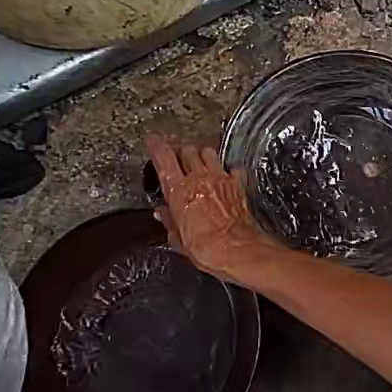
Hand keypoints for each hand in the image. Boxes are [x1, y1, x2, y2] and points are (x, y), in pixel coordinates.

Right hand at [147, 134, 285, 284]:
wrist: (239, 251)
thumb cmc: (208, 247)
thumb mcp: (179, 239)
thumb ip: (170, 222)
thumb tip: (163, 215)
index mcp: (179, 189)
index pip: (164, 158)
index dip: (156, 146)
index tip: (153, 140)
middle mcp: (199, 178)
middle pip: (187, 150)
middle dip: (181, 154)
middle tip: (178, 162)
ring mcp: (220, 178)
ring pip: (208, 152)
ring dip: (202, 156)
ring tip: (200, 165)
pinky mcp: (237, 184)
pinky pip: (231, 168)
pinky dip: (227, 171)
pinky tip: (225, 179)